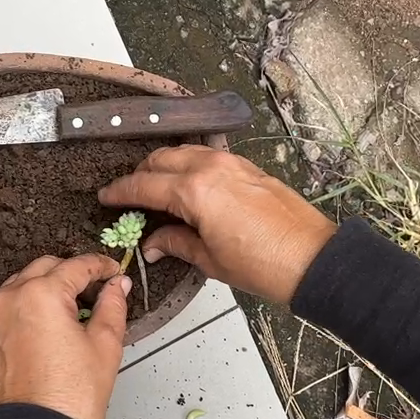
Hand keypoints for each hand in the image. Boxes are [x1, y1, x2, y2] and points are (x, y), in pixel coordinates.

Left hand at [0, 254, 131, 418]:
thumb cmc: (73, 395)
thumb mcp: (104, 346)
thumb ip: (112, 306)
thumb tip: (117, 285)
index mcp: (41, 294)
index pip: (76, 266)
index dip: (100, 266)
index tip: (114, 273)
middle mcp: (10, 297)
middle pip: (45, 267)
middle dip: (71, 273)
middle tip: (95, 290)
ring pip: (22, 284)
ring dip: (46, 287)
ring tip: (71, 309)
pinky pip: (7, 308)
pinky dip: (27, 306)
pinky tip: (47, 326)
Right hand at [98, 145, 334, 303]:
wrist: (314, 260)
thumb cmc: (264, 266)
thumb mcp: (211, 260)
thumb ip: (175, 243)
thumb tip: (152, 243)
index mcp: (195, 192)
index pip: (144, 186)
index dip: (120, 192)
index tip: (105, 197)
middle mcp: (209, 168)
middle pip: (160, 160)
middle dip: (140, 175)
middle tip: (130, 196)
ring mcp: (230, 162)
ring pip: (183, 152)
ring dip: (164, 166)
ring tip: (157, 189)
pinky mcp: (247, 166)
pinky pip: (206, 156)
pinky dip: (188, 165)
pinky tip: (188, 185)